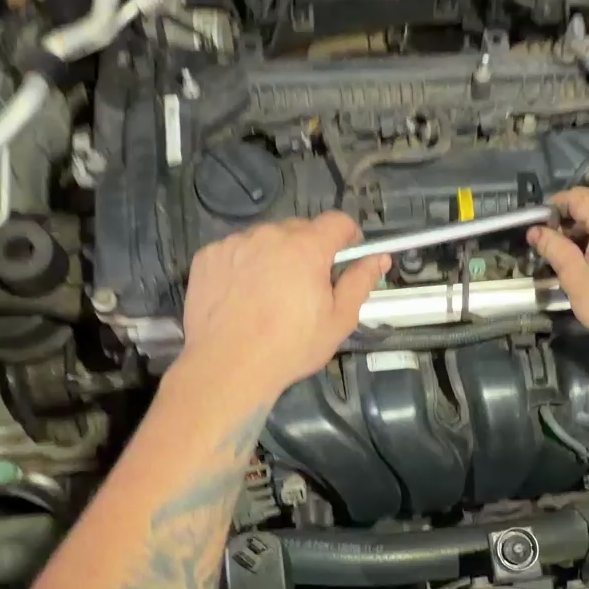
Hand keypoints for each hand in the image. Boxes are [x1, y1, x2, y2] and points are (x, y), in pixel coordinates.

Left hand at [180, 212, 389, 400]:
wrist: (227, 367)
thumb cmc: (290, 347)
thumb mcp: (338, 321)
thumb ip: (360, 283)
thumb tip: (380, 259)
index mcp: (306, 248)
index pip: (337, 221)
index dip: (348, 236)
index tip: (347, 255)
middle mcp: (269, 235)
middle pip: (299, 229)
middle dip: (309, 250)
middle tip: (308, 286)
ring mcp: (235, 244)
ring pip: (266, 240)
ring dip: (275, 256)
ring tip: (271, 294)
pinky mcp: (208, 257)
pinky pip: (236, 251)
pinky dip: (245, 265)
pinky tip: (243, 296)